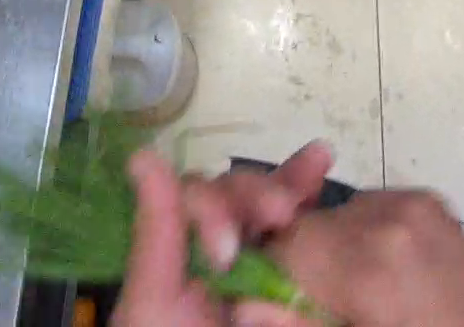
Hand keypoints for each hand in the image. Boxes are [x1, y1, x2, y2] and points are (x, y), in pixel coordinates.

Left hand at [113, 143, 334, 326]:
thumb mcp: (155, 310)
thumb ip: (156, 236)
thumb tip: (142, 154)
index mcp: (179, 254)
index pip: (196, 200)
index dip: (214, 208)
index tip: (226, 249)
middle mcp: (218, 250)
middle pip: (238, 195)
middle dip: (258, 194)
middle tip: (280, 213)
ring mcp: (259, 262)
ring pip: (274, 200)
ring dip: (291, 180)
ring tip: (315, 168)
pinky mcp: (293, 274)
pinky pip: (304, 223)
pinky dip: (309, 185)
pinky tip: (321, 159)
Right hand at [265, 191, 463, 326]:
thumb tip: (243, 304)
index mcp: (371, 267)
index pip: (285, 242)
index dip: (269, 270)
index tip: (273, 300)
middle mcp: (389, 218)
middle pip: (308, 224)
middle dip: (302, 262)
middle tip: (322, 303)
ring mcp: (411, 201)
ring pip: (337, 214)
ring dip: (333, 248)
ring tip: (359, 292)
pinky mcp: (425, 197)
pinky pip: (369, 208)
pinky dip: (363, 236)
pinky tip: (383, 273)